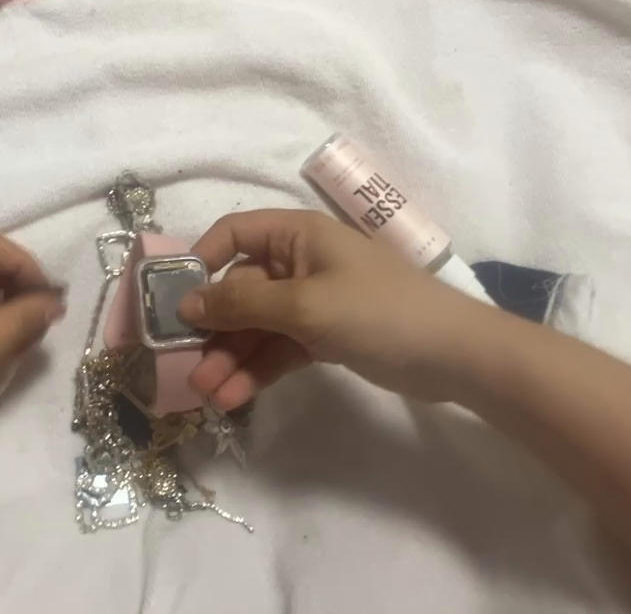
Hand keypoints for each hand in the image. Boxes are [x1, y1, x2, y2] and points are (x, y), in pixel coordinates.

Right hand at [181, 209, 485, 409]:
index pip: (233, 234)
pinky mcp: (324, 335)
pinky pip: (279, 347)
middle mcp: (299, 262)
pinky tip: (236, 396)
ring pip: (257, 324)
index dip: (201, 261)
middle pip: (241, 288)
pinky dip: (258, 368)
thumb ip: (242, 303)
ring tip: (209, 395)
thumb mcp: (304, 305)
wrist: (456, 356)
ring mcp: (312, 301)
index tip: (174, 299)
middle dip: (215, 329)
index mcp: (296, 234)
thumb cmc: (377, 311)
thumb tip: (187, 303)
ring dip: (232, 356)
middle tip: (189, 368)